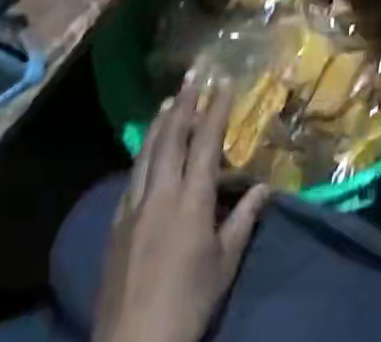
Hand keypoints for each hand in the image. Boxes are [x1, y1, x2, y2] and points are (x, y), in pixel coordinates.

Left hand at [94, 80, 272, 341]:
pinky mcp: (115, 225)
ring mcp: (133, 208)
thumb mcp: (226, 262)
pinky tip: (147, 152)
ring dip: (160, 124)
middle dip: (184, 106)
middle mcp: (160, 194)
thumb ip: (243, 219)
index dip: (215, 110)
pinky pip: (132, 177)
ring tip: (169, 101)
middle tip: (193, 79)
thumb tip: (265, 188)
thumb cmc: (190, 301)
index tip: (223, 83)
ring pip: (146, 154)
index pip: (205, 143)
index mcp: (191, 200)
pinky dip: (144, 154)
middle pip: (171, 139)